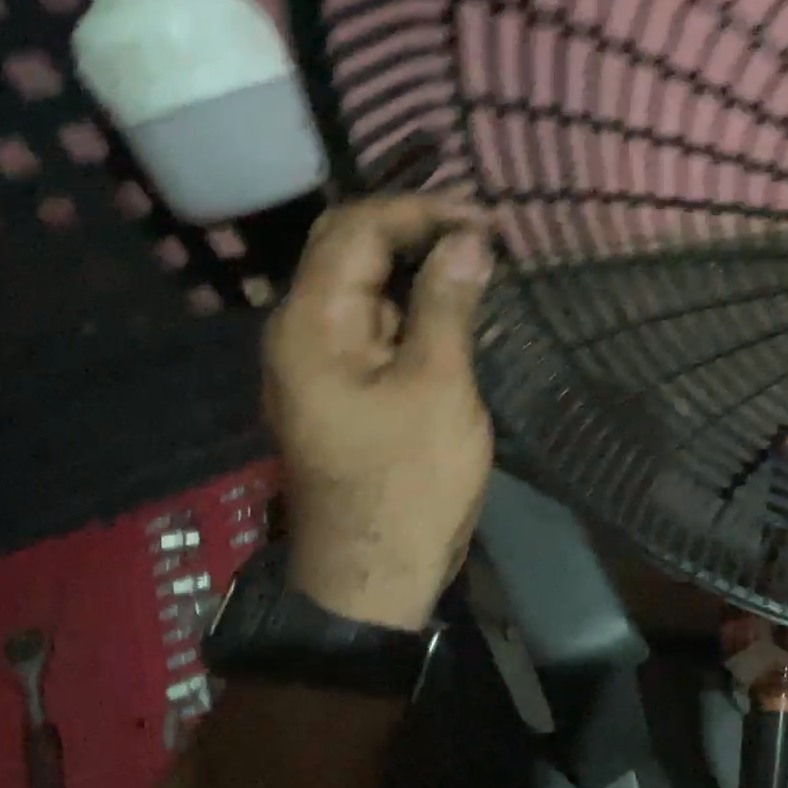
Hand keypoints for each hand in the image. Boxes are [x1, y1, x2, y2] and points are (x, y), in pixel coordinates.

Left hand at [262, 194, 494, 630]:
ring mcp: (317, 362)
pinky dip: (412, 310)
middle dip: (418, 233)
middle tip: (486, 239)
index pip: (355, 229)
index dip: (420, 212)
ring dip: (417, 270)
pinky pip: (372, 327)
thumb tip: (468, 241)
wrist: (374, 575)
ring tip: (480, 267)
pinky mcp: (339, 388)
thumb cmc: (409, 482)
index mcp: (311, 323)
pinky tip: (454, 313)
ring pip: (363, 289)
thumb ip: (447, 305)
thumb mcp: (438, 387)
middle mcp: (301, 331)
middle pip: (350, 251)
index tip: (486, 223)